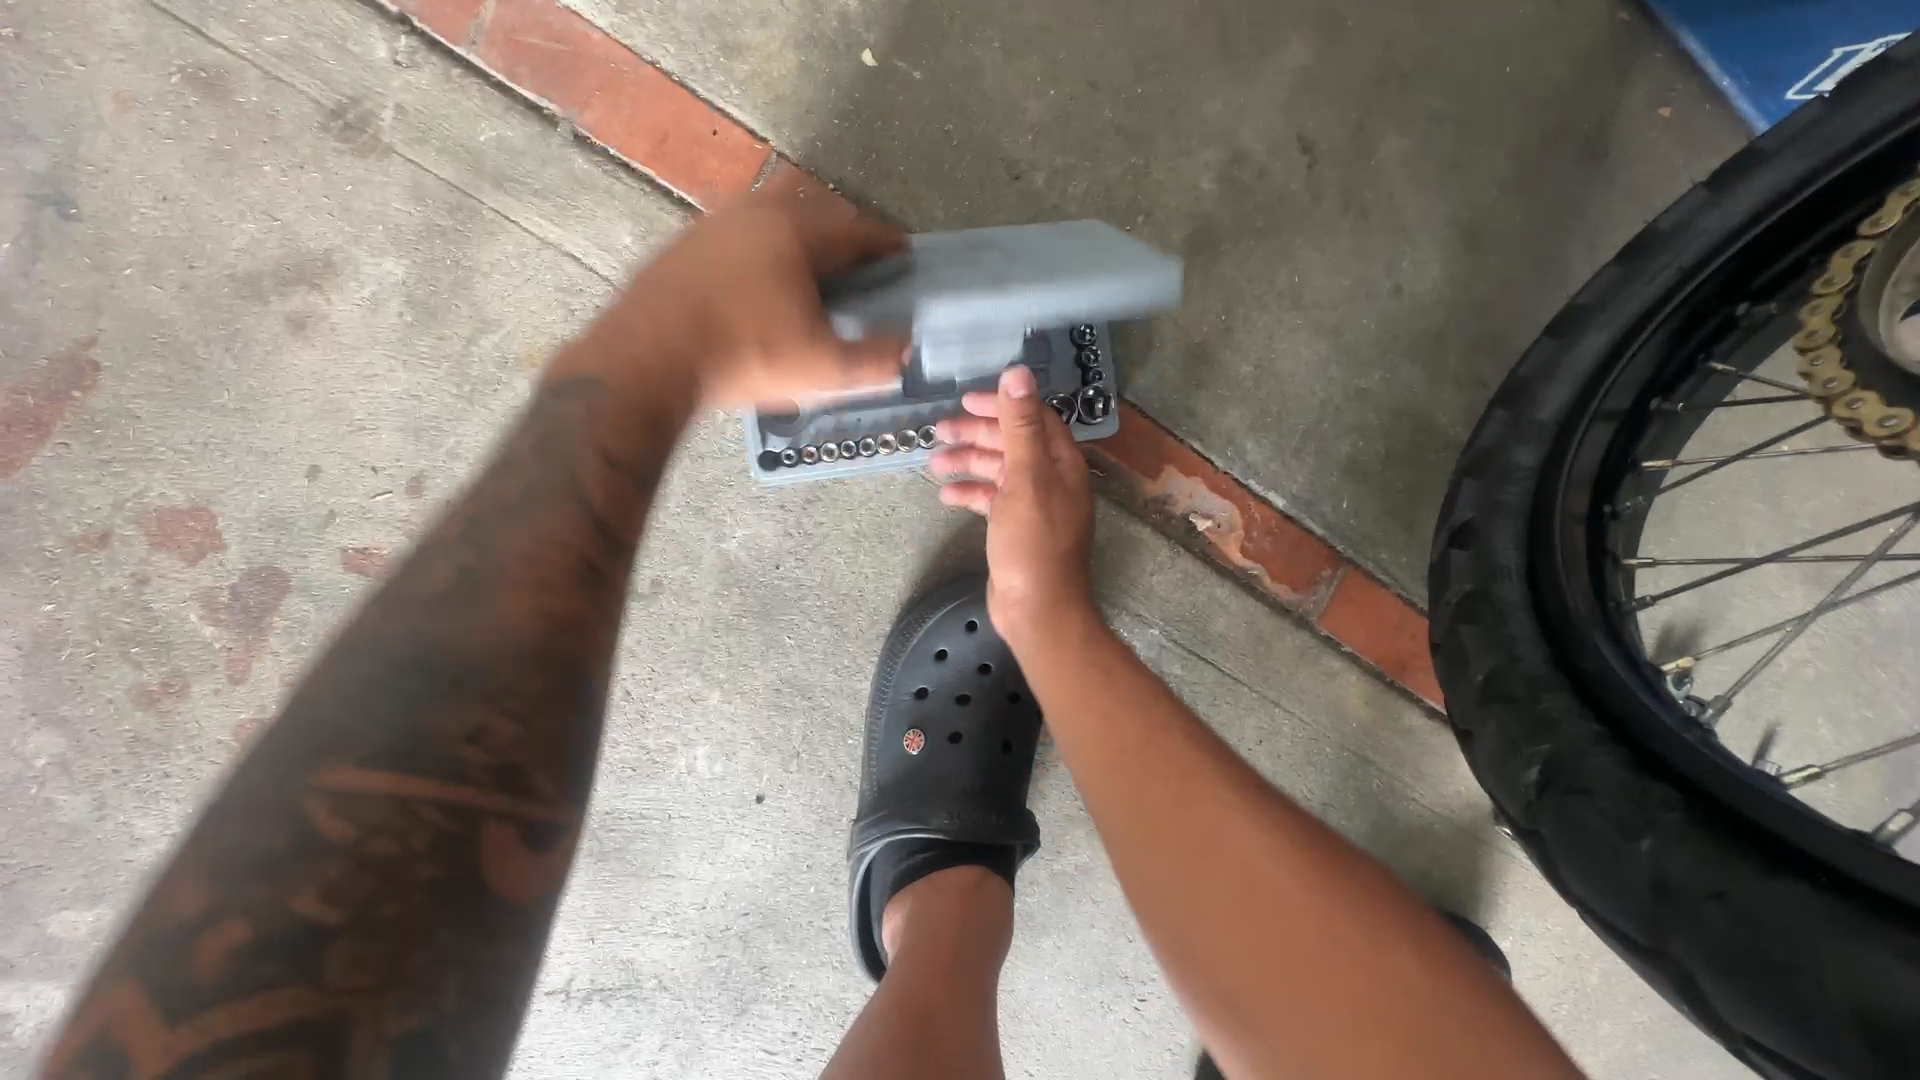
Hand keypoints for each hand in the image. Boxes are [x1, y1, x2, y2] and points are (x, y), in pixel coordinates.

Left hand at [562, 190, 910, 408]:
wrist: (646, 360)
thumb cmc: (744, 356)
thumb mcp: (821, 367)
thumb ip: (874, 359)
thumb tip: (910, 351)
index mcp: (799, 232)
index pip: (860, 230)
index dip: (888, 244)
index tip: (905, 255)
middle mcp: (757, 212)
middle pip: (816, 209)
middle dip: (844, 232)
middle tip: (859, 264)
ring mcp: (714, 223)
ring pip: (772, 217)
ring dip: (799, 237)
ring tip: (811, 274)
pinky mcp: (683, 244)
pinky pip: (738, 236)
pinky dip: (761, 251)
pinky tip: (757, 285)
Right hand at [931, 366, 1096, 647]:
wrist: (1037, 609)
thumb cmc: (1033, 543)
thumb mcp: (1025, 478)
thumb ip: (1020, 425)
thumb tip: (1017, 372)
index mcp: (1061, 462)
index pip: (1033, 418)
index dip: (1001, 405)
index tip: (965, 401)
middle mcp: (1052, 479)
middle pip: (1013, 442)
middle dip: (977, 434)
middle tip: (938, 430)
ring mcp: (1034, 505)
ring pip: (999, 471)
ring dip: (968, 463)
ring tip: (933, 463)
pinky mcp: (1017, 528)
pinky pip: (992, 500)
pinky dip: (970, 493)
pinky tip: (946, 496)